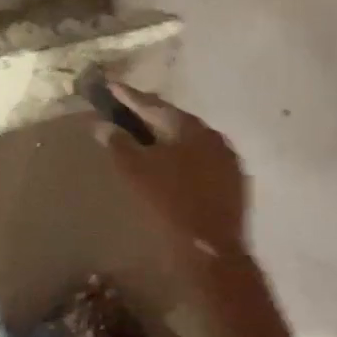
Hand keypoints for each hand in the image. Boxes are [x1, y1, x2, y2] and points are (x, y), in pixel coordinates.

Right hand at [93, 83, 248, 252]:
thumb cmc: (169, 204)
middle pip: (173, 118)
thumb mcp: (135, 171)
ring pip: (190, 139)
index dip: (128, 96)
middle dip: (149, 115)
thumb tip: (102, 123)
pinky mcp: (234, 180)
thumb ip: (117, 143)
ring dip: (168, 137)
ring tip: (147, 138)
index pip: (151, 104)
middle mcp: (211, 134)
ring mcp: (227, 157)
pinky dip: (184, 156)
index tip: (111, 86)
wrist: (212, 250)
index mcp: (187, 125)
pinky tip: (173, 164)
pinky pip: (202, 158)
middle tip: (127, 111)